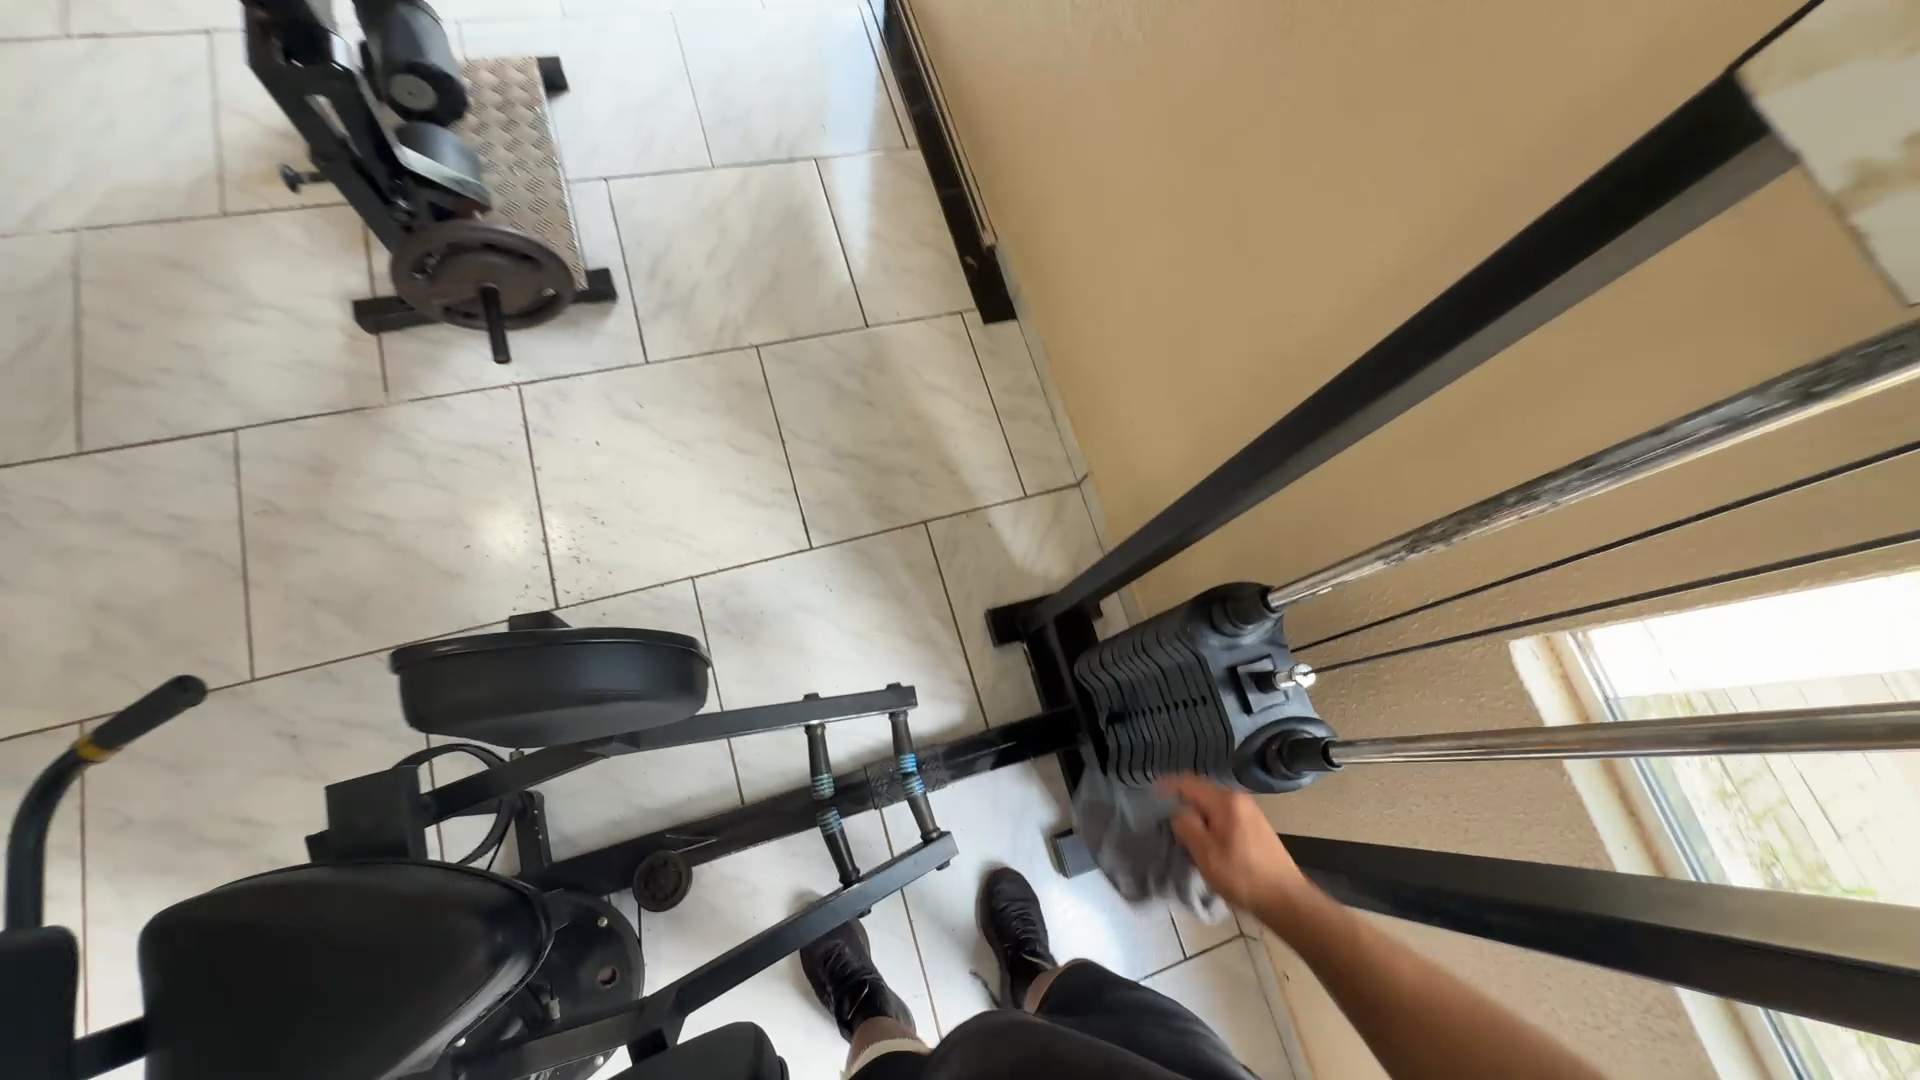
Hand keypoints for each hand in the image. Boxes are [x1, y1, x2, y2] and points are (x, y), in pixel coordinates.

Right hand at [1159, 774, 1310, 913]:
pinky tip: (1204, 837)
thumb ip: (1186, 826)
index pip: (1189, 782)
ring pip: (1213, 805)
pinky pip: (1224, 815)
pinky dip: (1209, 821)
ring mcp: (1250, 812)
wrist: (1286, 900)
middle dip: (1181, 800)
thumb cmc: (1242, 876)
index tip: (1150, 793)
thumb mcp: (1205, 853)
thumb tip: (1178, 812)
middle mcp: (1239, 799)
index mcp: (1225, 801)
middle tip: (1162, 815)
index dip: (1167, 785)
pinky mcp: (1255, 827)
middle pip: (1202, 791)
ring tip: (1181, 829)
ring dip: (1196, 813)